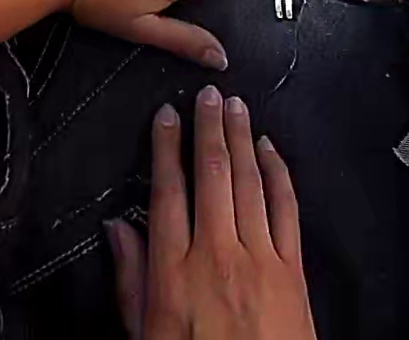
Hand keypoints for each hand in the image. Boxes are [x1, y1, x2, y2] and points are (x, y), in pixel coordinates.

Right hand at [106, 88, 315, 339]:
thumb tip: (117, 226)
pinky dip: (278, 170)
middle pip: (212, 174)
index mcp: (173, 275)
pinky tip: (270, 146)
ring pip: (249, 180)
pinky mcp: (292, 266)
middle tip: (208, 93)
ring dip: (241, 137)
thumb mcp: (145, 338)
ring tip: (235, 104)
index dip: (166, 147)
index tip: (167, 115)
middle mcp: (216, 255)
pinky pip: (286, 205)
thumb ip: (131, 281)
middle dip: (208, 127)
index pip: (167, 192)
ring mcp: (258, 258)